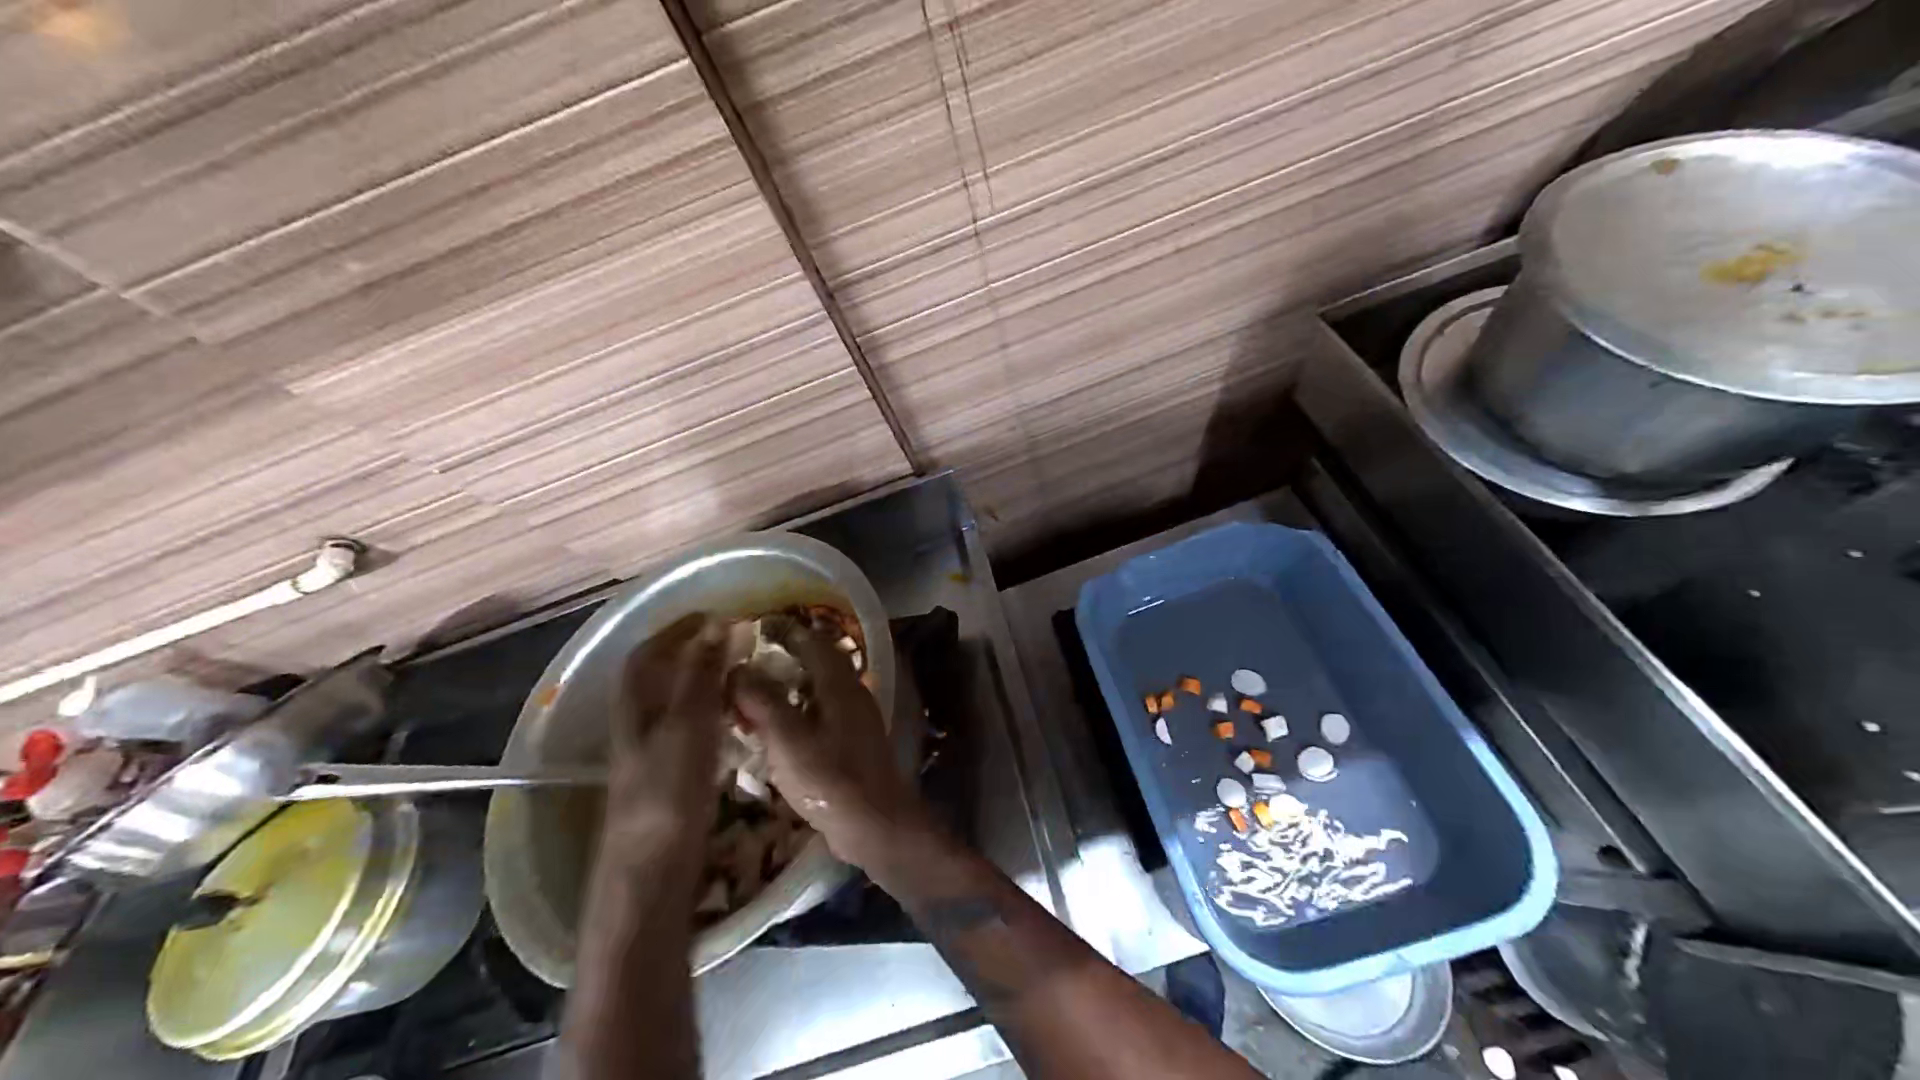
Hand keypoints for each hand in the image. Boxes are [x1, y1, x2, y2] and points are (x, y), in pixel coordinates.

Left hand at [603, 613, 726, 852]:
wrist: (652, 869)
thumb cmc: (668, 790)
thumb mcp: (689, 723)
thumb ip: (701, 673)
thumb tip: (716, 623)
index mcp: (636, 703)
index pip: (650, 650)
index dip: (679, 628)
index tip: (717, 615)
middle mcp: (639, 721)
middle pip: (662, 674)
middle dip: (696, 651)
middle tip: (738, 643)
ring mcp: (653, 750)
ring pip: (679, 700)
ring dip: (707, 680)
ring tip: (744, 673)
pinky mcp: (670, 774)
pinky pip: (693, 727)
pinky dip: (714, 711)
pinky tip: (737, 720)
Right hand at [730, 621, 927, 867]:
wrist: (874, 824)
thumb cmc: (829, 778)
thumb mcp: (787, 739)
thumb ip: (762, 701)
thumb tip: (738, 669)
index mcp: (840, 684)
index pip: (813, 642)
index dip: (785, 632)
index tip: (755, 630)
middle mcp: (852, 693)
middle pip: (817, 664)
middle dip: (784, 660)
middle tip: (748, 665)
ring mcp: (856, 719)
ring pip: (819, 691)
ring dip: (790, 688)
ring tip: (755, 697)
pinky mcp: (853, 743)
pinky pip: (822, 715)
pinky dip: (798, 713)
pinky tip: (777, 731)